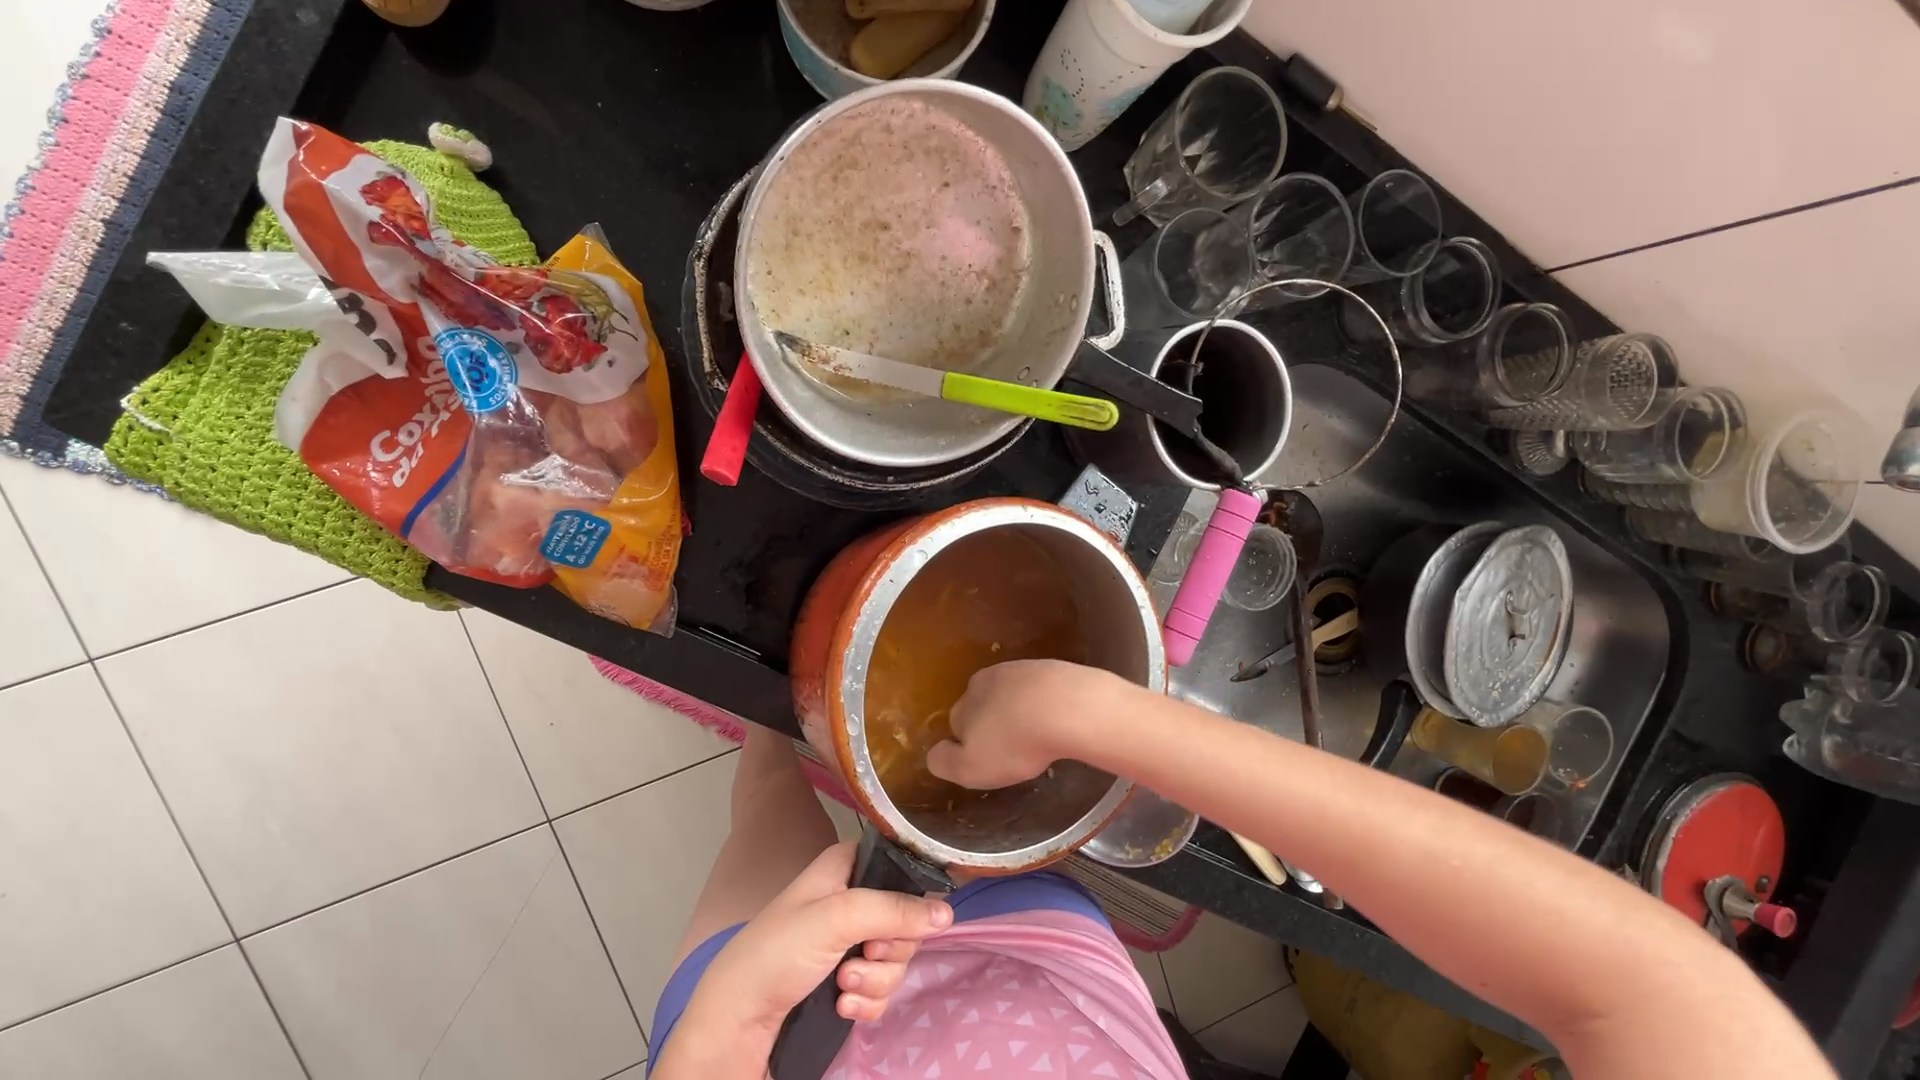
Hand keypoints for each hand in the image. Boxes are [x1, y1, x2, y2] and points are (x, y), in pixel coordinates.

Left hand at [681, 841, 953, 1036]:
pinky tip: (842, 1006)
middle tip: (862, 953)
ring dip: (875, 979)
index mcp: (844, 868)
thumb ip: (895, 910)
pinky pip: (883, 990)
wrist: (737, 1022)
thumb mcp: (837, 918)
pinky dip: (867, 1002)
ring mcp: (849, 945)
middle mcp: (851, 901)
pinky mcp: (848, 984)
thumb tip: (948, 912)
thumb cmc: (779, 952)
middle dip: (889, 947)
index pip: (897, 863)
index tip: (896, 915)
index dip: (907, 891)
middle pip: (905, 918)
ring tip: (842, 984)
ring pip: (897, 958)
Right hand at [926, 659, 1125, 789]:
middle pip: (983, 704)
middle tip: (1013, 749)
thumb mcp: (970, 768)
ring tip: (1038, 736)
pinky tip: (1059, 720)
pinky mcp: (1052, 668)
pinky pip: (1042, 690)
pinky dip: (1046, 703)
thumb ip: (944, 762)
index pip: (957, 724)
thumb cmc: (1014, 743)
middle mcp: (987, 680)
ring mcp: (1021, 669)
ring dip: (1020, 712)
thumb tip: (935, 753)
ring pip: (1013, 695)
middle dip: (993, 723)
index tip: (987, 760)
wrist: (1069, 707)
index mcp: (964, 703)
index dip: (970, 744)